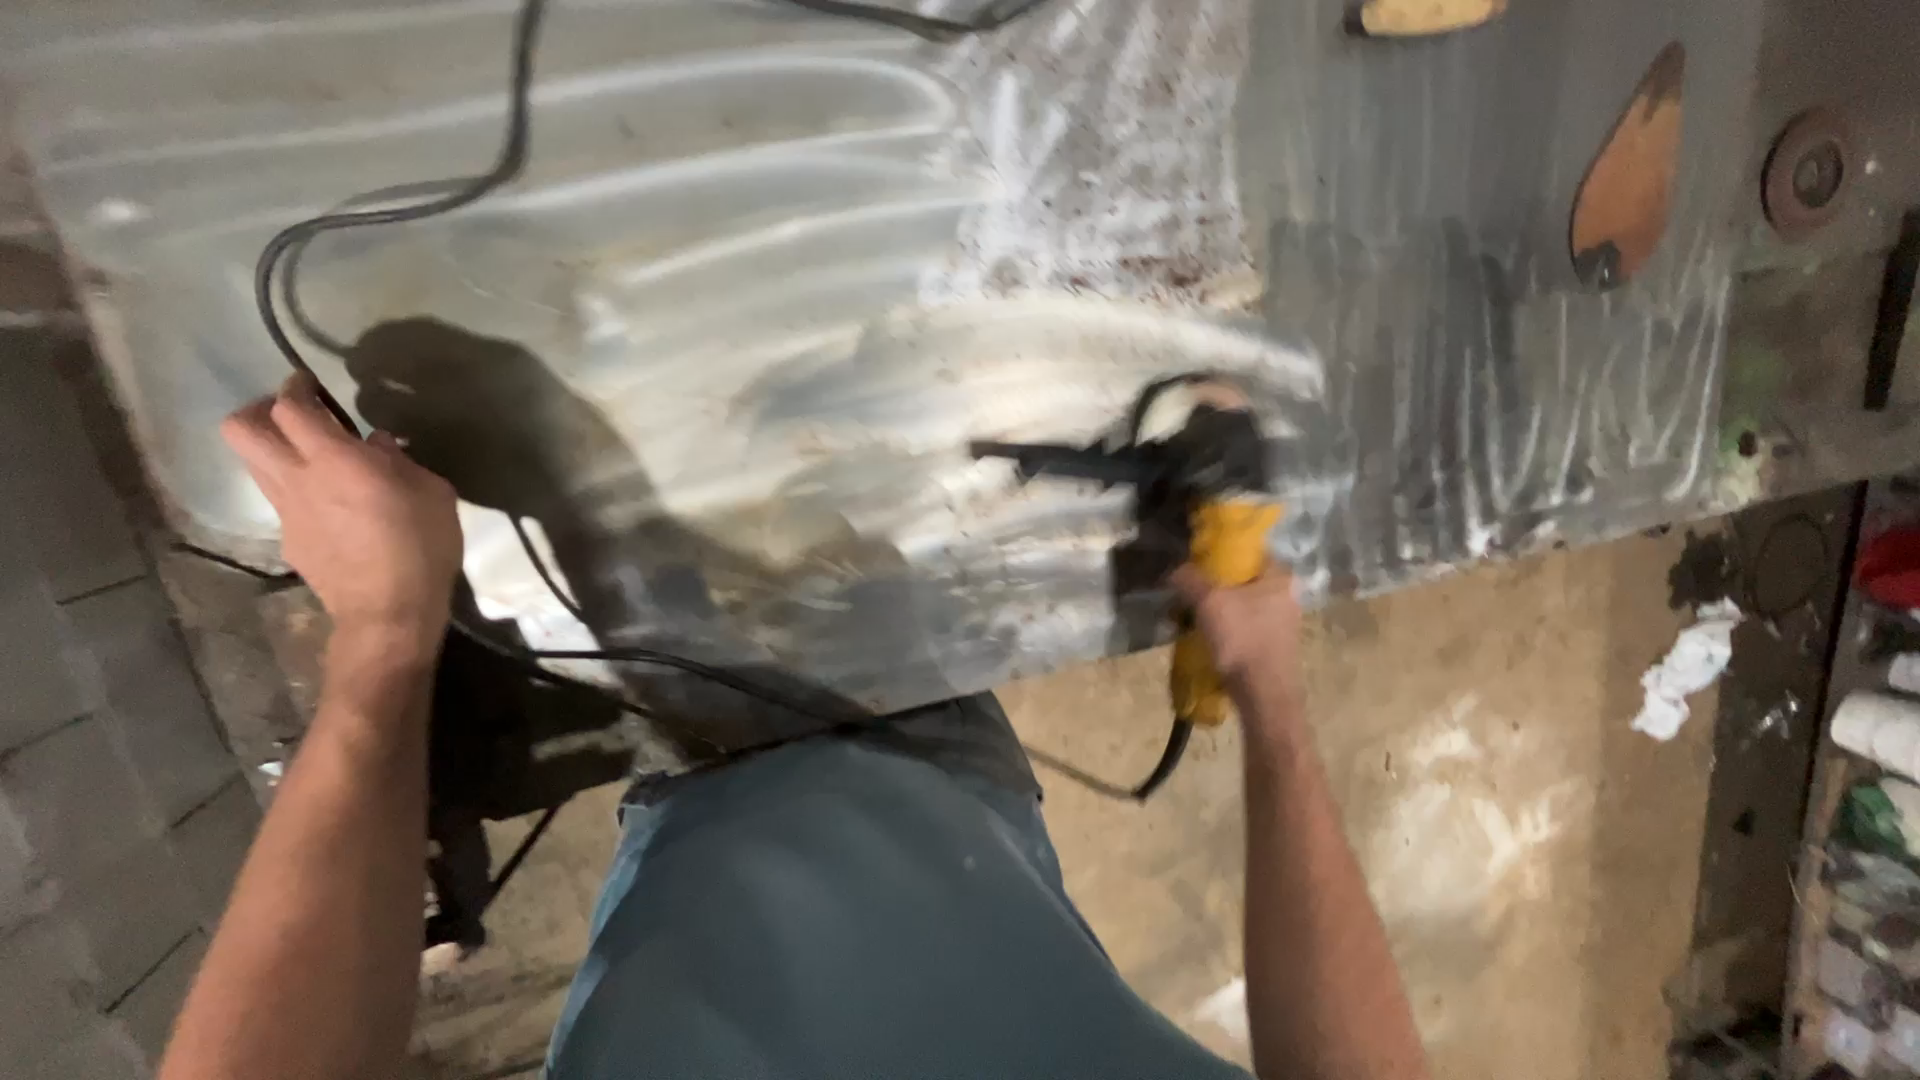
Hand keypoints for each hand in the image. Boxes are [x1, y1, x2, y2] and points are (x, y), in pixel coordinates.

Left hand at [222, 373, 462, 658]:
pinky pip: (282, 500)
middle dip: (259, 411)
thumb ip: (401, 462)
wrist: (389, 609)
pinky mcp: (290, 538)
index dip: (295, 388)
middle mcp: (297, 478)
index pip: (291, 408)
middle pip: (241, 428)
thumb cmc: (422, 544)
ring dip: (274, 450)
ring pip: (254, 463)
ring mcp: (286, 511)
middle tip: (294, 415)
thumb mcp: (434, 493)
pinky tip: (333, 507)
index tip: (309, 383)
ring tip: (311, 457)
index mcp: (336, 460)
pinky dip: (298, 490)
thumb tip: (377, 446)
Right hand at [1170, 564, 1302, 729]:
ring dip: (1216, 610)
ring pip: (1241, 605)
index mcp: (1281, 576)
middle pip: (1242, 581)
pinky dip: (1225, 629)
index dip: (1220, 554)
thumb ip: (1189, 578)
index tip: (1196, 562)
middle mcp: (1288, 596)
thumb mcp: (1207, 601)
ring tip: (1189, 617)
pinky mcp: (1274, 646)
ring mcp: (1283, 623)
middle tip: (1188, 591)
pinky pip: (1244, 628)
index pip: (1248, 552)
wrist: (1264, 694)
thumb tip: (1174, 570)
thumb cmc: (1242, 638)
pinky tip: (1205, 638)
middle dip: (1213, 586)